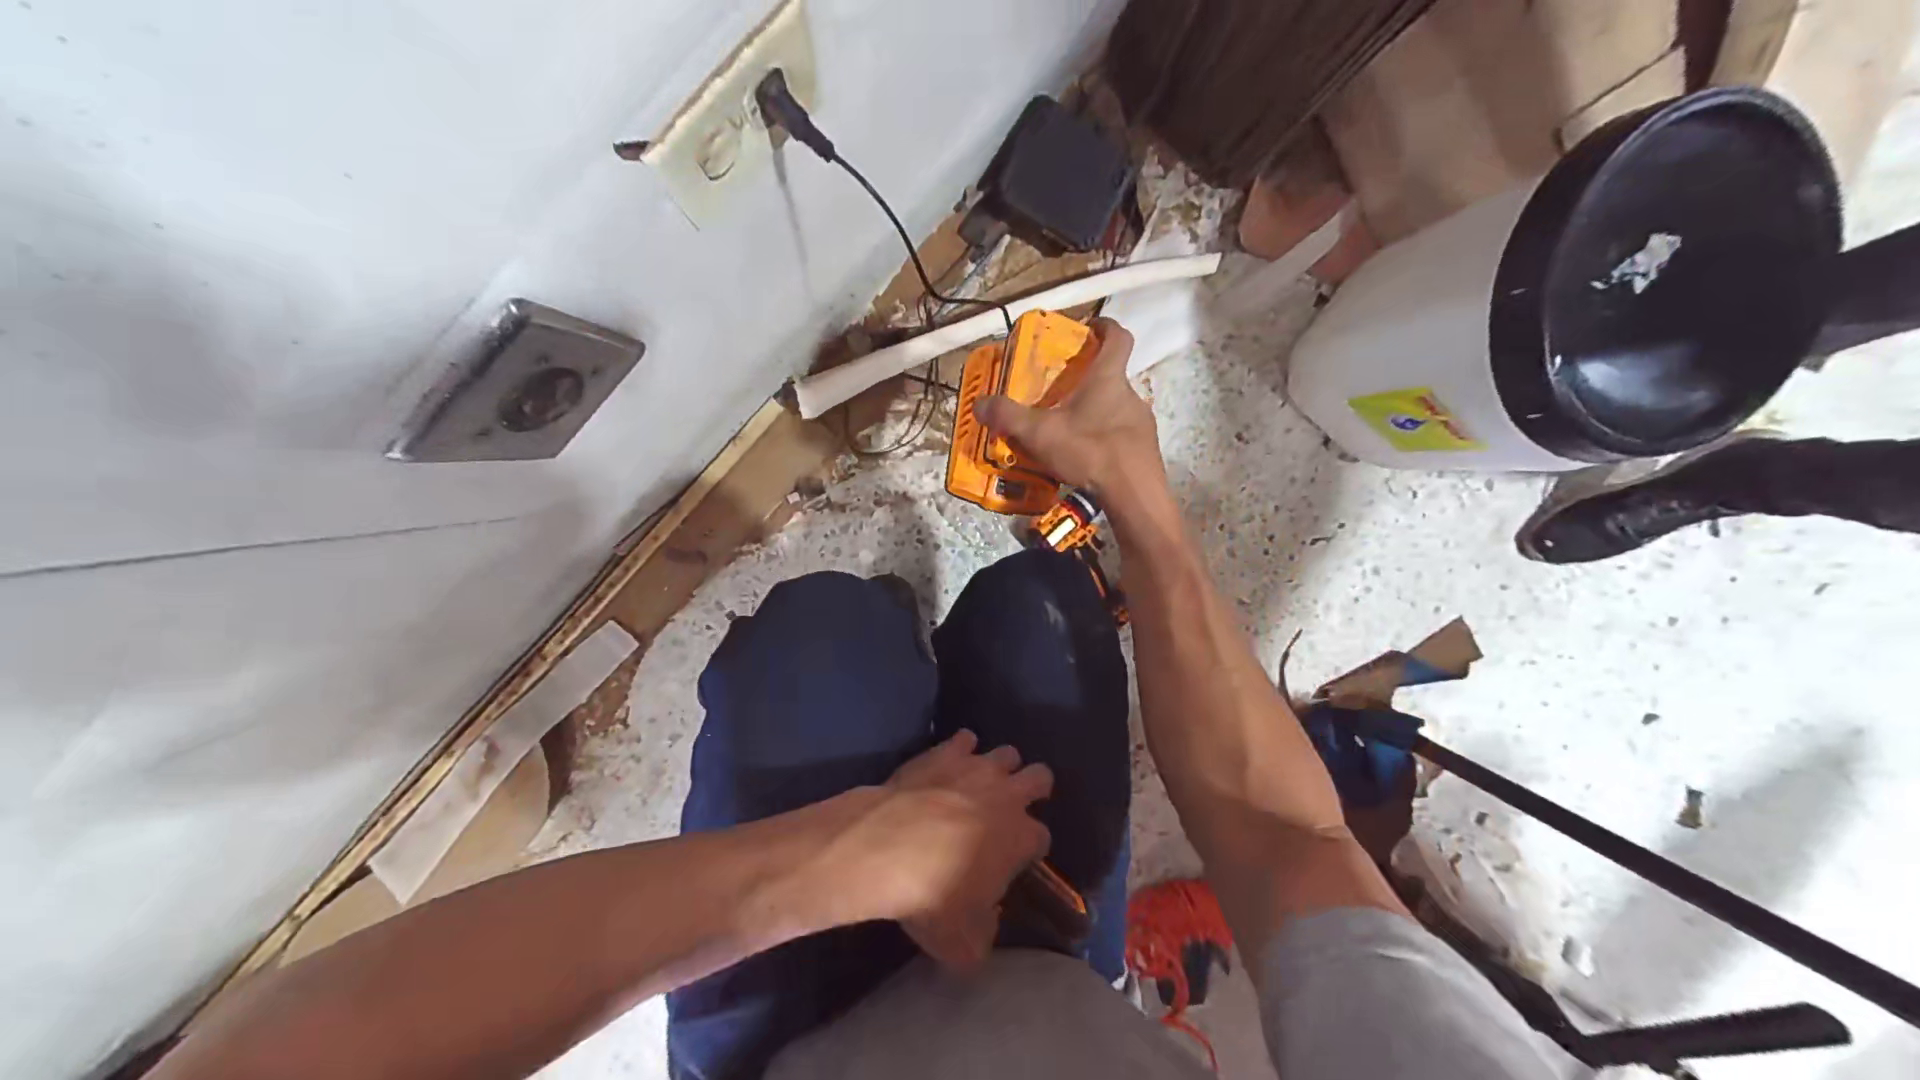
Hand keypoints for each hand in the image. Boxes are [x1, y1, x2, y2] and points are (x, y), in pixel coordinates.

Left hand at [826, 731, 1052, 969]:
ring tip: (982, 781)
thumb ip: (985, 934)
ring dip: (1000, 766)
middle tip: (1013, 806)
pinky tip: (949, 762)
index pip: (1042, 837)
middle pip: (1040, 777)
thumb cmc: (931, 897)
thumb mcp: (963, 944)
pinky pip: (964, 739)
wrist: (887, 848)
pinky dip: (961, 748)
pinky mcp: (946, 751)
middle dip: (1033, 789)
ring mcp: (976, 768)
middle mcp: (1007, 796)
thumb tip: (987, 921)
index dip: (1030, 847)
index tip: (1015, 857)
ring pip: (1007, 753)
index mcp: (1020, 838)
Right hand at [973, 317, 1165, 504]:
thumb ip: (1008, 416)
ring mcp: (1142, 424)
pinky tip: (1086, 460)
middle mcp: (1131, 395)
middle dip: (1088, 380)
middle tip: (1062, 393)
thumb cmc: (1090, 450)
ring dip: (1095, 414)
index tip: (1090, 328)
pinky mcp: (1145, 451)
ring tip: (1069, 432)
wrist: (1134, 495)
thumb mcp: (1040, 433)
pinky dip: (1104, 441)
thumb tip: (980, 403)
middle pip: (1113, 377)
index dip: (1105, 327)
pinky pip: (1122, 437)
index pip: (1118, 337)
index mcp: (1108, 379)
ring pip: (1116, 409)